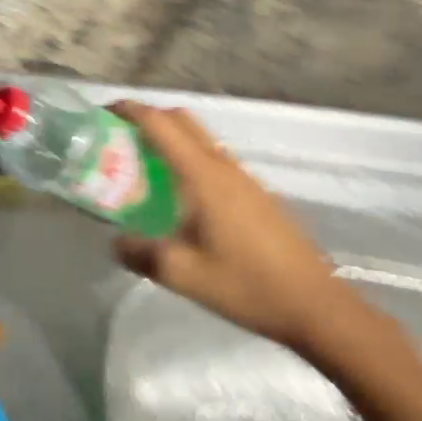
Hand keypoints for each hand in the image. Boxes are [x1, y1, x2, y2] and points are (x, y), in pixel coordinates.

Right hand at [110, 101, 367, 350]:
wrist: (319, 310)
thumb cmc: (248, 286)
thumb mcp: (182, 274)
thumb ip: (140, 253)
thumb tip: (115, 241)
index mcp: (202, 175)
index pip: (159, 123)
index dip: (128, 110)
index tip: (102, 113)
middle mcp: (224, 167)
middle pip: (181, 119)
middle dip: (148, 118)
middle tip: (121, 138)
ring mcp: (245, 179)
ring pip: (200, 139)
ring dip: (170, 139)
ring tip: (145, 167)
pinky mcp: (259, 196)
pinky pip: (214, 160)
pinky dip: (188, 160)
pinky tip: (181, 197)